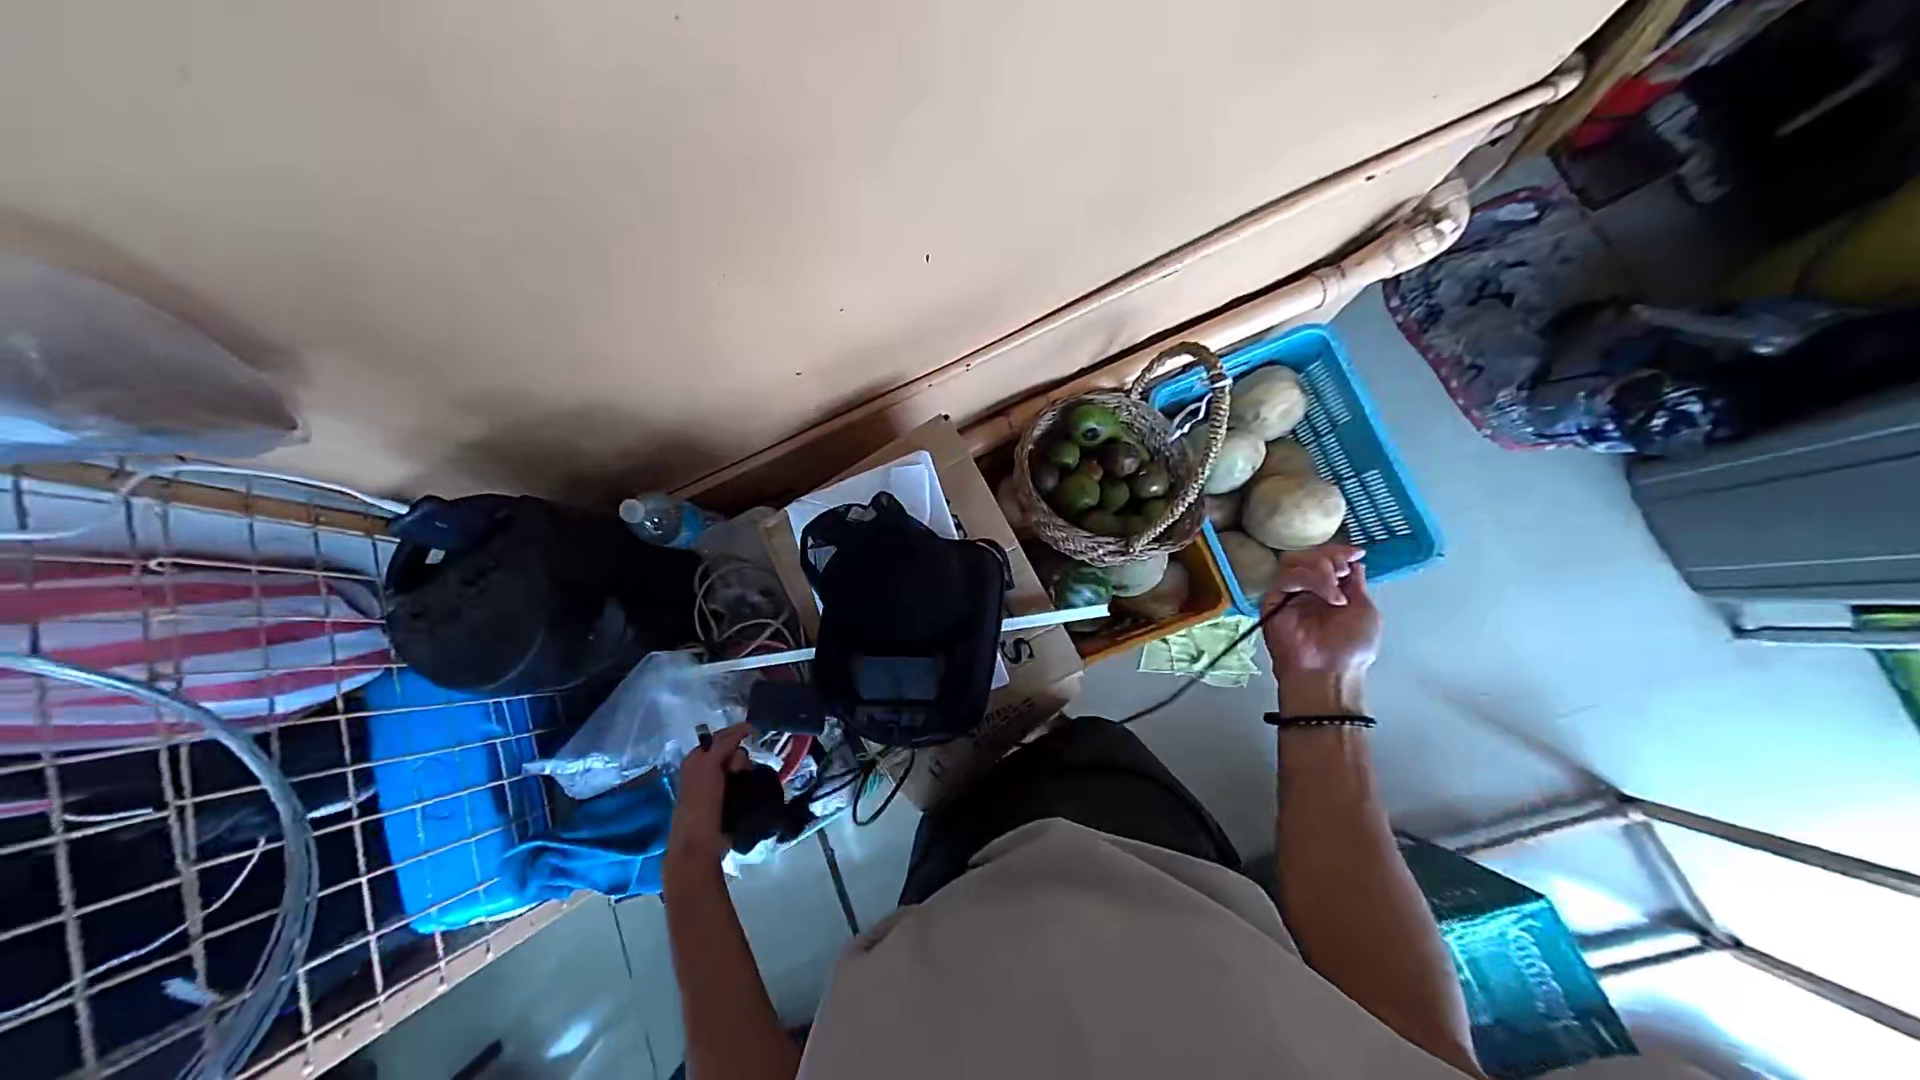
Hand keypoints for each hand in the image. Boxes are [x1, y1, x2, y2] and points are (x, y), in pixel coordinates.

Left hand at [667, 723, 751, 867]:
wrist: (700, 842)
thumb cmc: (701, 800)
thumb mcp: (709, 765)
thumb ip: (723, 745)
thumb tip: (744, 729)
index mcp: (695, 760)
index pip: (719, 739)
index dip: (735, 733)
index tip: (753, 731)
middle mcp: (704, 770)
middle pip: (730, 751)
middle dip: (739, 754)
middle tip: (740, 768)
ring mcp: (715, 786)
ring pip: (738, 766)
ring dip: (744, 768)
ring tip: (745, 778)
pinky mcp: (726, 801)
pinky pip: (742, 781)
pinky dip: (747, 780)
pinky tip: (750, 784)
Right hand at [1261, 545, 1379, 713]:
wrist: (1330, 671)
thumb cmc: (1351, 648)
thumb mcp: (1366, 610)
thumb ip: (1356, 584)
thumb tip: (1353, 561)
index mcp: (1328, 590)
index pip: (1326, 559)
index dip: (1339, 551)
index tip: (1356, 552)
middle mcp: (1306, 590)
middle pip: (1308, 555)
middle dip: (1329, 557)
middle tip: (1342, 570)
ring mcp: (1289, 594)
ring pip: (1294, 562)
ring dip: (1320, 567)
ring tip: (1336, 585)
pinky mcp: (1273, 601)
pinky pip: (1286, 578)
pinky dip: (1311, 580)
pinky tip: (1330, 596)